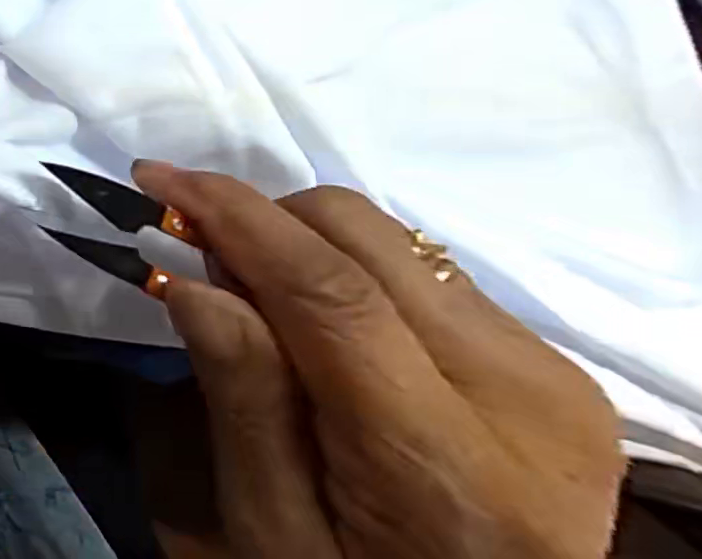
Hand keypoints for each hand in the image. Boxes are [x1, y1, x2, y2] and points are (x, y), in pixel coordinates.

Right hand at [134, 163, 624, 558]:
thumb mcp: (271, 532)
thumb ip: (241, 401)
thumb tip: (189, 280)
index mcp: (448, 465)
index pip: (329, 290)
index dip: (234, 215)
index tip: (155, 178)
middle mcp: (518, 394)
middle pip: (359, 235)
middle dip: (258, 218)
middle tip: (195, 248)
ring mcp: (545, 370)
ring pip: (386, 233)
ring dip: (295, 235)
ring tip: (250, 285)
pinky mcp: (545, 359)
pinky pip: (414, 262)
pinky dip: (339, 259)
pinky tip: (312, 309)